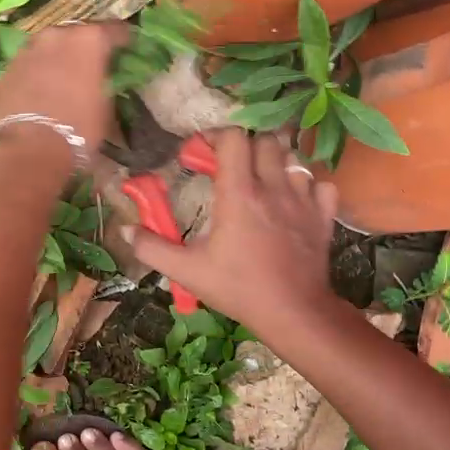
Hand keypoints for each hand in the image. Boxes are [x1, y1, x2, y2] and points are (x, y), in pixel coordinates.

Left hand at [0, 22, 124, 159]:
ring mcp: (29, 49)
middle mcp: (57, 35)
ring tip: (63, 74)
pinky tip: (40, 88)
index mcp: (89, 40)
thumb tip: (101, 79)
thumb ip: (105, 82)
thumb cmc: (79, 128)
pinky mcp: (8, 68)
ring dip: (58, 55)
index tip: (127, 46)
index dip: (122, 39)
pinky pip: (29, 64)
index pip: (113, 29)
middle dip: (85, 45)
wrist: (31, 148)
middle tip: (91, 61)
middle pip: (76, 33)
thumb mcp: (106, 105)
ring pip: (49, 45)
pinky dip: (37, 71)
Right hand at [126, 129, 340, 331]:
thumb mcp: (187, 271)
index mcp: (239, 193)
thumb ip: (152, 247)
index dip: (215, 137)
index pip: (233, 138)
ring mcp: (303, 199)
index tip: (199, 155)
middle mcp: (273, 186)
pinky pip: (321, 184)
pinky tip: (293, 200)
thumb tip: (126, 229)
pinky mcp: (324, 215)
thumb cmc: (237, 288)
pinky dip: (307, 185)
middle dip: (245, 146)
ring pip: (293, 158)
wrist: (293, 311)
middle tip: (229, 166)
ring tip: (260, 180)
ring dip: (275, 162)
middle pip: (265, 139)